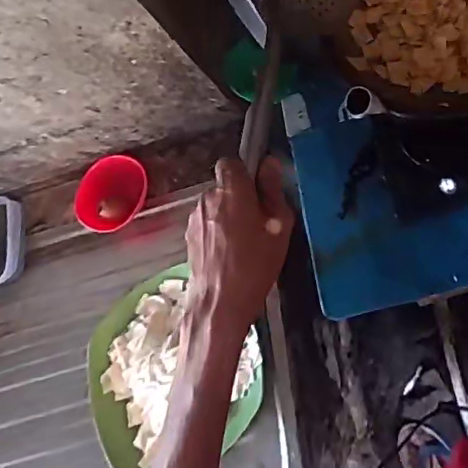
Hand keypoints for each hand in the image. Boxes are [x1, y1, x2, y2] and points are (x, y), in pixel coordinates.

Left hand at [184, 157, 292, 340]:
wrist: (219, 306)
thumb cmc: (255, 265)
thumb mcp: (279, 228)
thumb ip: (273, 191)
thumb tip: (269, 163)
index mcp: (232, 190)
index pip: (232, 161)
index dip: (246, 172)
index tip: (258, 191)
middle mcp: (208, 197)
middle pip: (224, 184)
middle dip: (239, 195)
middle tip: (258, 221)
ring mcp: (195, 216)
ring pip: (215, 204)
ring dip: (227, 213)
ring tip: (243, 241)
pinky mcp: (188, 235)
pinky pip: (207, 221)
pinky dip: (217, 229)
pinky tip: (228, 252)